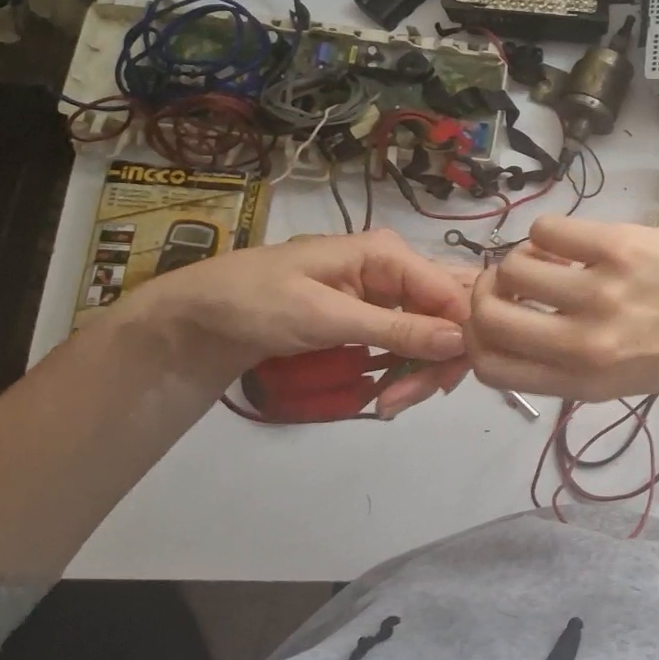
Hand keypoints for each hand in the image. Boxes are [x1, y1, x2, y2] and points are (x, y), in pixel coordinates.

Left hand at [117, 228, 475, 416]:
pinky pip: (412, 347)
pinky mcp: (378, 321)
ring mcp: (389, 296)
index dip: (461, 337)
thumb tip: (461, 341)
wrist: (197, 319)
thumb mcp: (325, 317)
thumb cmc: (254, 302)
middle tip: (405, 401)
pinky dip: (406, 374)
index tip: (443, 382)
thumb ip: (397, 330)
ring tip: (387, 406)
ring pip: (436, 336)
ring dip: (421, 374)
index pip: (454, 294)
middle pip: (451, 315)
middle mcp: (398, 270)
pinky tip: (387, 396)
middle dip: (440, 361)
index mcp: (390, 253)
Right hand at [466, 216, 658, 400]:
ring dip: (523, 259)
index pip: (492, 367)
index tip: (497, 319)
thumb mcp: (631, 379)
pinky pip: (549, 229)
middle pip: (487, 316)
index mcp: (584, 384)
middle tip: (512, 281)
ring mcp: (600, 293)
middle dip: (487, 294)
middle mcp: (582, 345)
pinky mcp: (620, 247)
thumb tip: (526, 326)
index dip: (481, 339)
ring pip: (514, 266)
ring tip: (555, 259)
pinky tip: (581, 241)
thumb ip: (575, 363)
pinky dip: (553, 233)